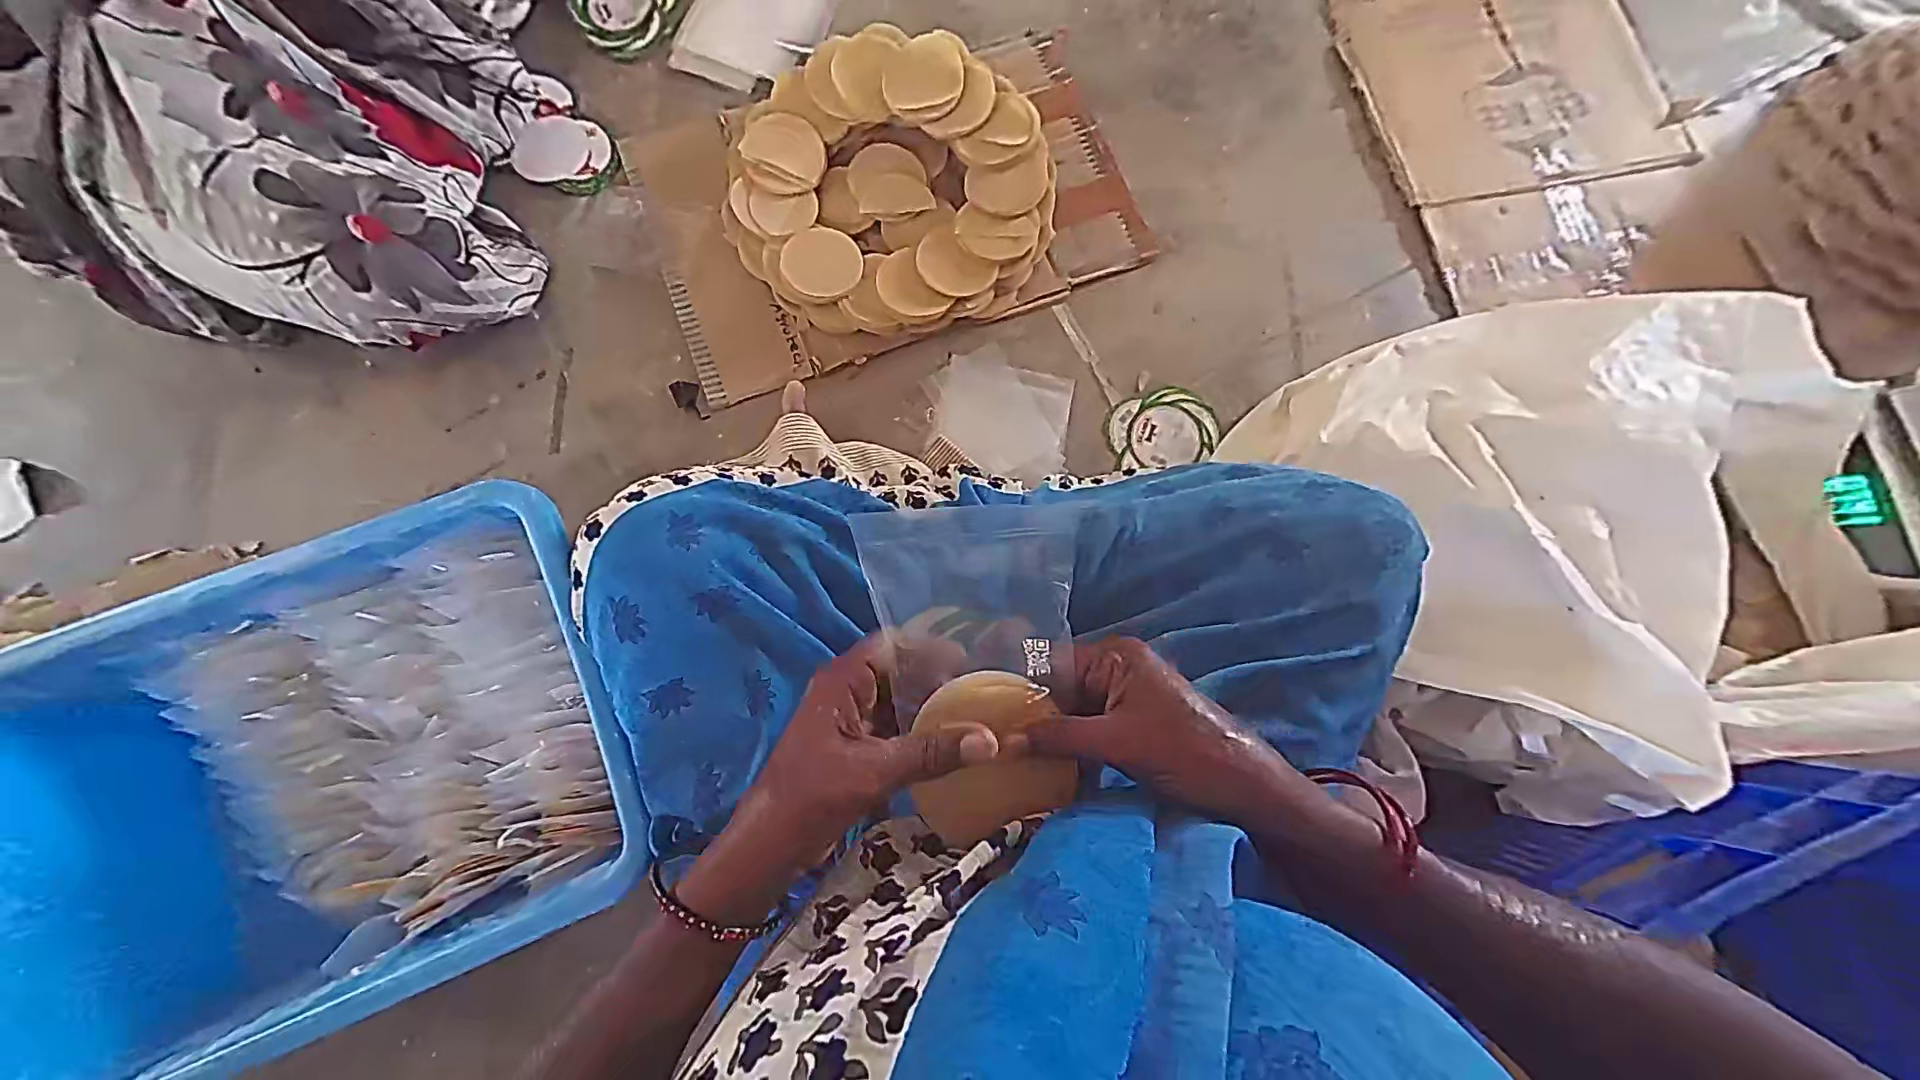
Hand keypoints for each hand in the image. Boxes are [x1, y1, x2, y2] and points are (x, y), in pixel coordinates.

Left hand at [677, 638, 1005, 924]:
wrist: (769, 844)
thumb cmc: (812, 795)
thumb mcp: (875, 771)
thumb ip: (932, 753)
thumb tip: (991, 741)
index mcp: (843, 680)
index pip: (891, 644)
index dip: (929, 645)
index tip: (970, 657)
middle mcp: (848, 690)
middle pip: (898, 669)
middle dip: (937, 676)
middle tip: (980, 686)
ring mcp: (852, 718)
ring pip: (898, 699)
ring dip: (931, 704)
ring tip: (974, 710)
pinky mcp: (857, 746)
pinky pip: (895, 726)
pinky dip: (921, 729)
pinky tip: (951, 741)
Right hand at [1026, 637, 1319, 829]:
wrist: (1248, 791)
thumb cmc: (1186, 754)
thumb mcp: (1116, 743)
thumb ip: (1058, 737)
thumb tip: (1004, 742)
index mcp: (1117, 656)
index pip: (1053, 662)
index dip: (1022, 687)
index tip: (990, 713)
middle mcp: (1119, 668)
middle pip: (1061, 687)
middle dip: (1035, 714)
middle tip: (998, 740)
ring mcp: (1127, 697)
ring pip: (1074, 711)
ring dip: (1052, 734)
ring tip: (1015, 756)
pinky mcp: (1133, 725)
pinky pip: (1090, 729)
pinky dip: (1073, 747)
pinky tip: (1050, 767)